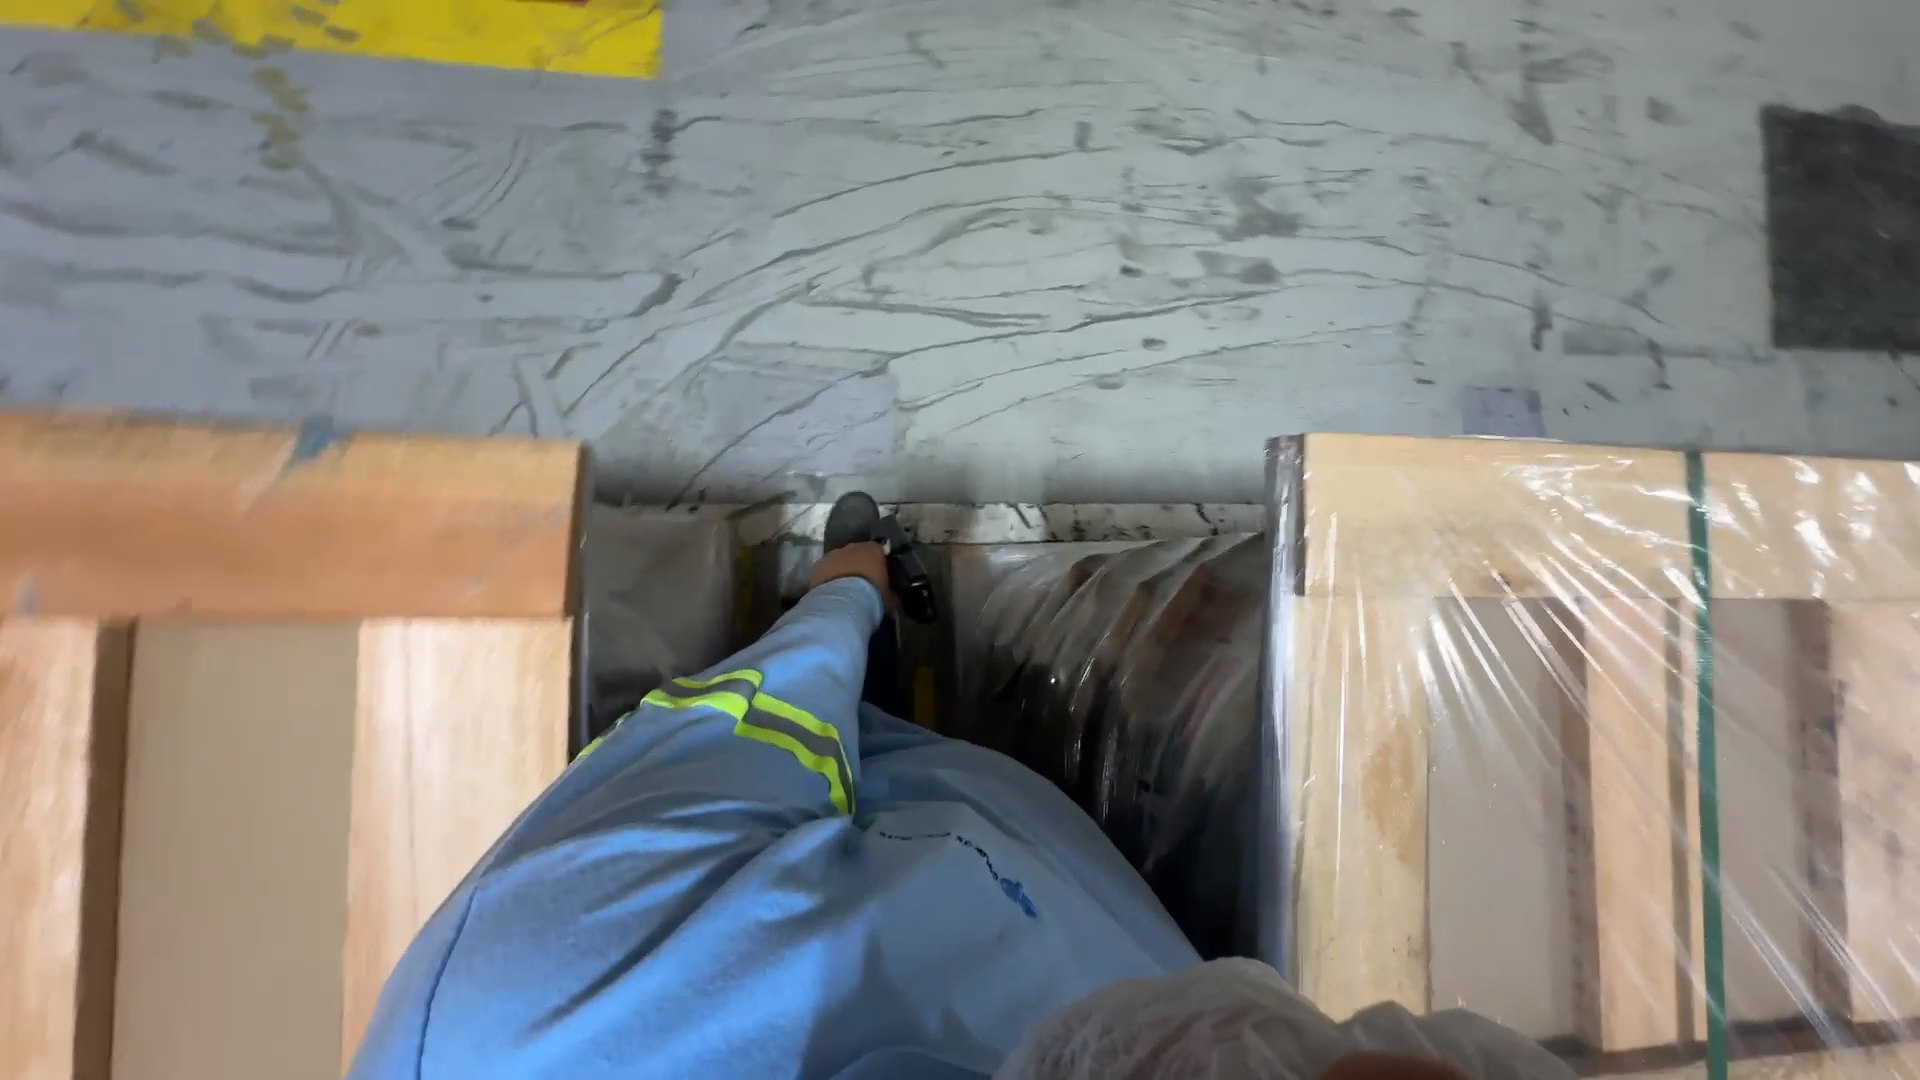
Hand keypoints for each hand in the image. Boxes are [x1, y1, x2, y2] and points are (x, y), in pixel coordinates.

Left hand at [810, 541, 891, 607]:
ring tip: (844, 589)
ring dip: (842, 570)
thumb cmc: (872, 597)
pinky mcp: (818, 565)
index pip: (880, 551)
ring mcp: (833, 554)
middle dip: (859, 564)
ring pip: (840, 560)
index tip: (879, 576)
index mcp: (874, 549)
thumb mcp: (889, 597)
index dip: (879, 563)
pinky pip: (826, 569)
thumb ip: (890, 592)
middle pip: (857, 553)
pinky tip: (830, 591)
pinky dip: (828, 577)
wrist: (843, 603)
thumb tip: (891, 595)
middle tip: (861, 583)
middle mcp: (853, 546)